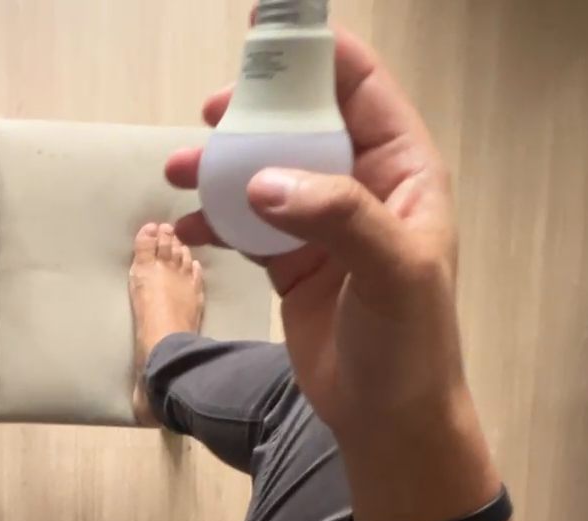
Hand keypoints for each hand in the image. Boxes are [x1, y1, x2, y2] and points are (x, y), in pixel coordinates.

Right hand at [165, 27, 464, 458]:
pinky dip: (215, 223)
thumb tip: (261, 181)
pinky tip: (187, 228)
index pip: (360, 90)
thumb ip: (336, 216)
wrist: (385, 416)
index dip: (316, 55)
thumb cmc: (408, 343)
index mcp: (401, 173)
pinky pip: (247, 228)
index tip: (265, 34)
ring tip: (179, 172)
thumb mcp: (391, 271)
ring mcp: (321, 229)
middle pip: (300, 128)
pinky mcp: (291, 266)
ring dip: (223, 172)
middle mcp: (360, 190)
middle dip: (254, 115)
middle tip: (211, 114)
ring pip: (265, 178)